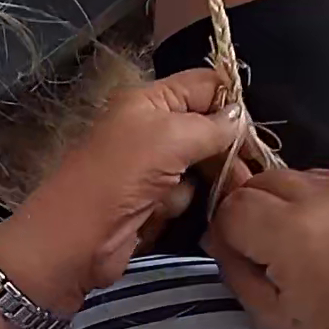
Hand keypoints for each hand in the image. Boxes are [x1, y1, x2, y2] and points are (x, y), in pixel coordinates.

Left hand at [0, 69, 247, 310]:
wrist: (75, 242)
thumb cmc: (118, 179)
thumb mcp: (169, 138)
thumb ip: (212, 125)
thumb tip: (241, 118)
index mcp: (149, 101)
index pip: (204, 85)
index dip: (230, 103)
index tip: (253, 130)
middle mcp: (152, 128)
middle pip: (207, 129)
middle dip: (224, 150)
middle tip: (243, 173)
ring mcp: (152, 168)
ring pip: (201, 166)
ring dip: (201, 183)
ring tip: (188, 195)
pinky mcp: (152, 202)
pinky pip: (185, 196)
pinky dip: (180, 205)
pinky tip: (163, 215)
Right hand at [204, 168, 328, 328]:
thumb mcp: (270, 317)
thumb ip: (233, 268)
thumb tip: (218, 235)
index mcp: (288, 230)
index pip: (230, 205)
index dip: (229, 230)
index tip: (241, 253)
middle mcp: (321, 193)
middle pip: (261, 181)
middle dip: (256, 210)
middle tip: (274, 248)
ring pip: (298, 176)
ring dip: (292, 203)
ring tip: (314, 240)